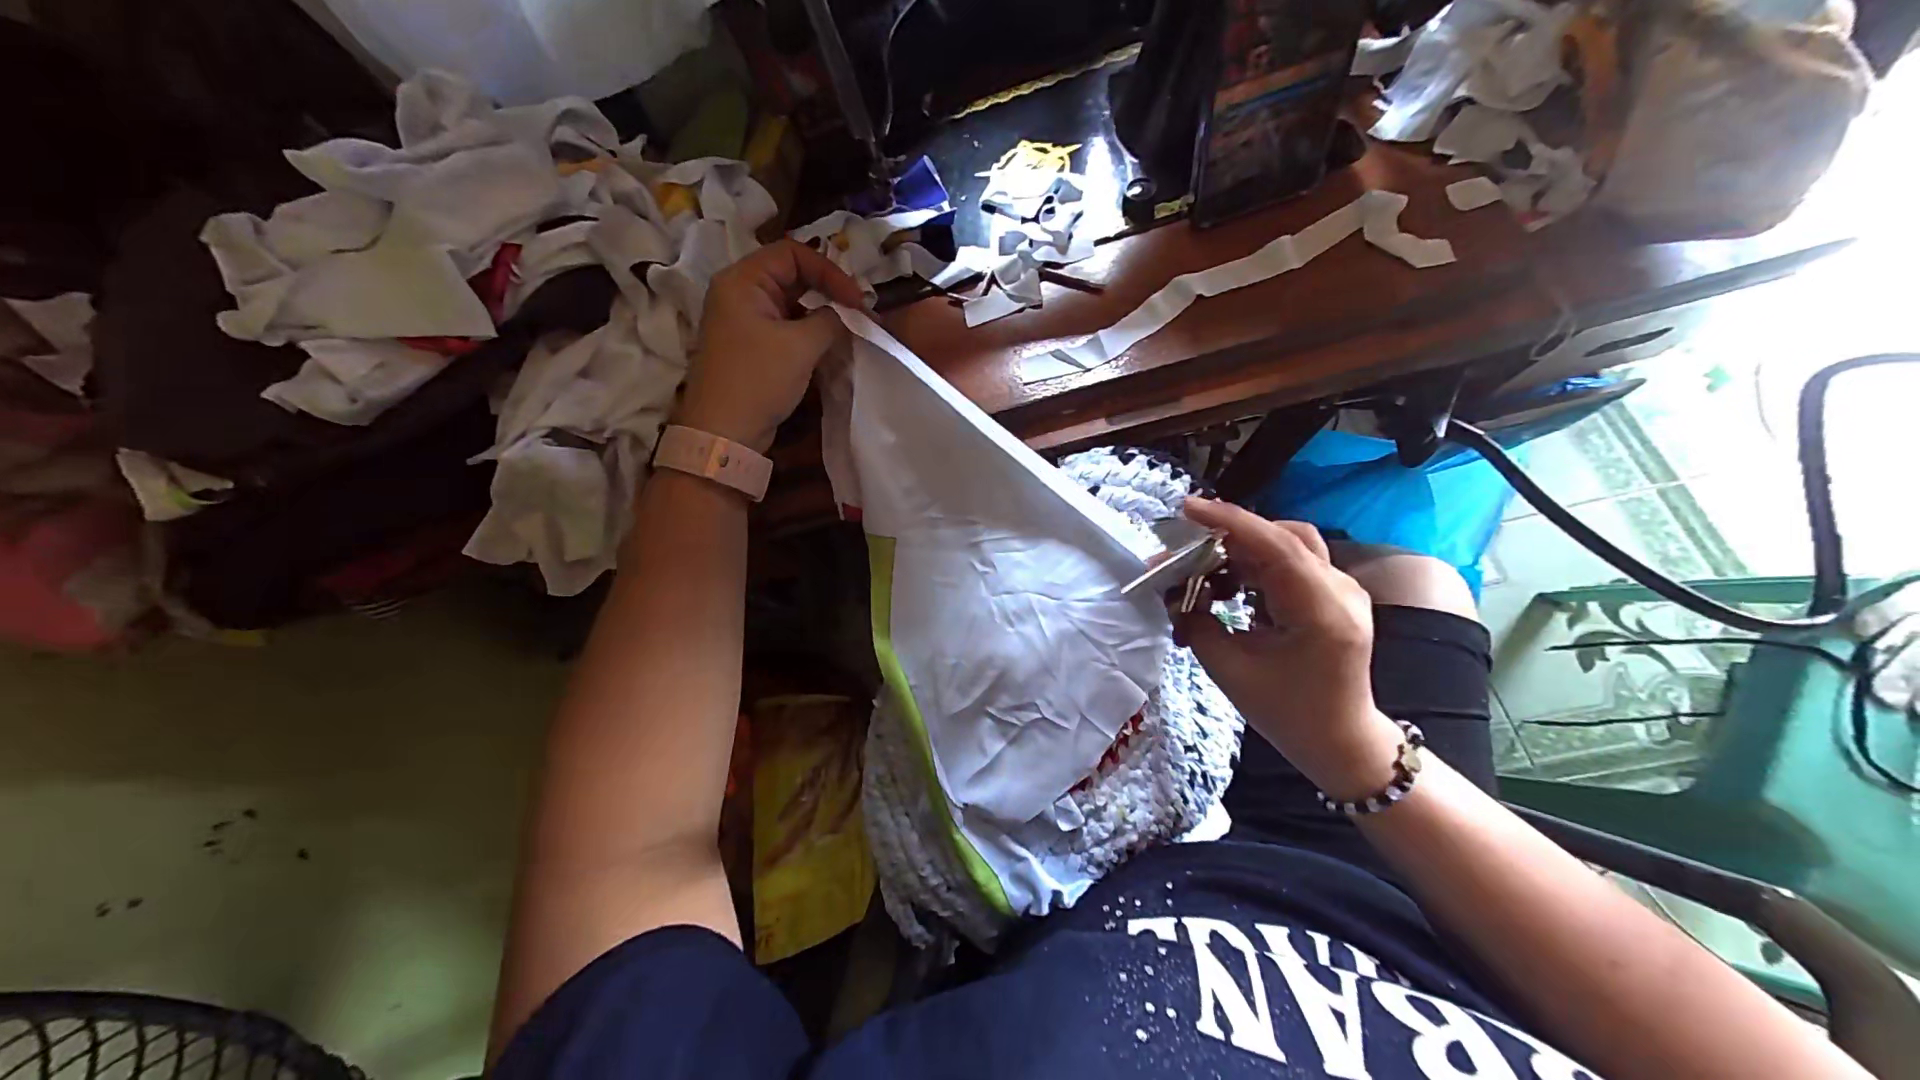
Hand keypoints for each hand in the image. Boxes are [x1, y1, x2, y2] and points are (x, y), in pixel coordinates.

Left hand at [677, 239, 866, 452]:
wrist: (724, 432)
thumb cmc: (758, 381)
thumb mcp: (801, 346)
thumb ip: (830, 320)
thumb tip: (847, 314)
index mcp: (742, 281)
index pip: (793, 253)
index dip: (830, 271)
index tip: (857, 299)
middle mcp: (739, 293)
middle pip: (791, 275)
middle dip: (828, 290)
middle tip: (859, 311)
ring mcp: (743, 320)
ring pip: (790, 303)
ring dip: (821, 313)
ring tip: (850, 328)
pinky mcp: (750, 346)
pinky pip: (785, 326)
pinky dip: (809, 331)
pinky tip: (830, 345)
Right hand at [1174, 497, 1403, 799]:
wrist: (1340, 741)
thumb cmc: (1286, 713)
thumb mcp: (1230, 670)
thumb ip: (1197, 622)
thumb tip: (1173, 591)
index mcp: (1321, 611)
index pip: (1275, 546)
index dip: (1228, 522)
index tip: (1186, 508)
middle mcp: (1339, 590)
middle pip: (1282, 537)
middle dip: (1229, 535)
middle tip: (1185, 546)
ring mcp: (1342, 590)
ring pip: (1286, 544)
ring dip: (1241, 550)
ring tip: (1202, 571)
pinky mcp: (1333, 595)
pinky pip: (1291, 563)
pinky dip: (1255, 565)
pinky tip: (1229, 585)